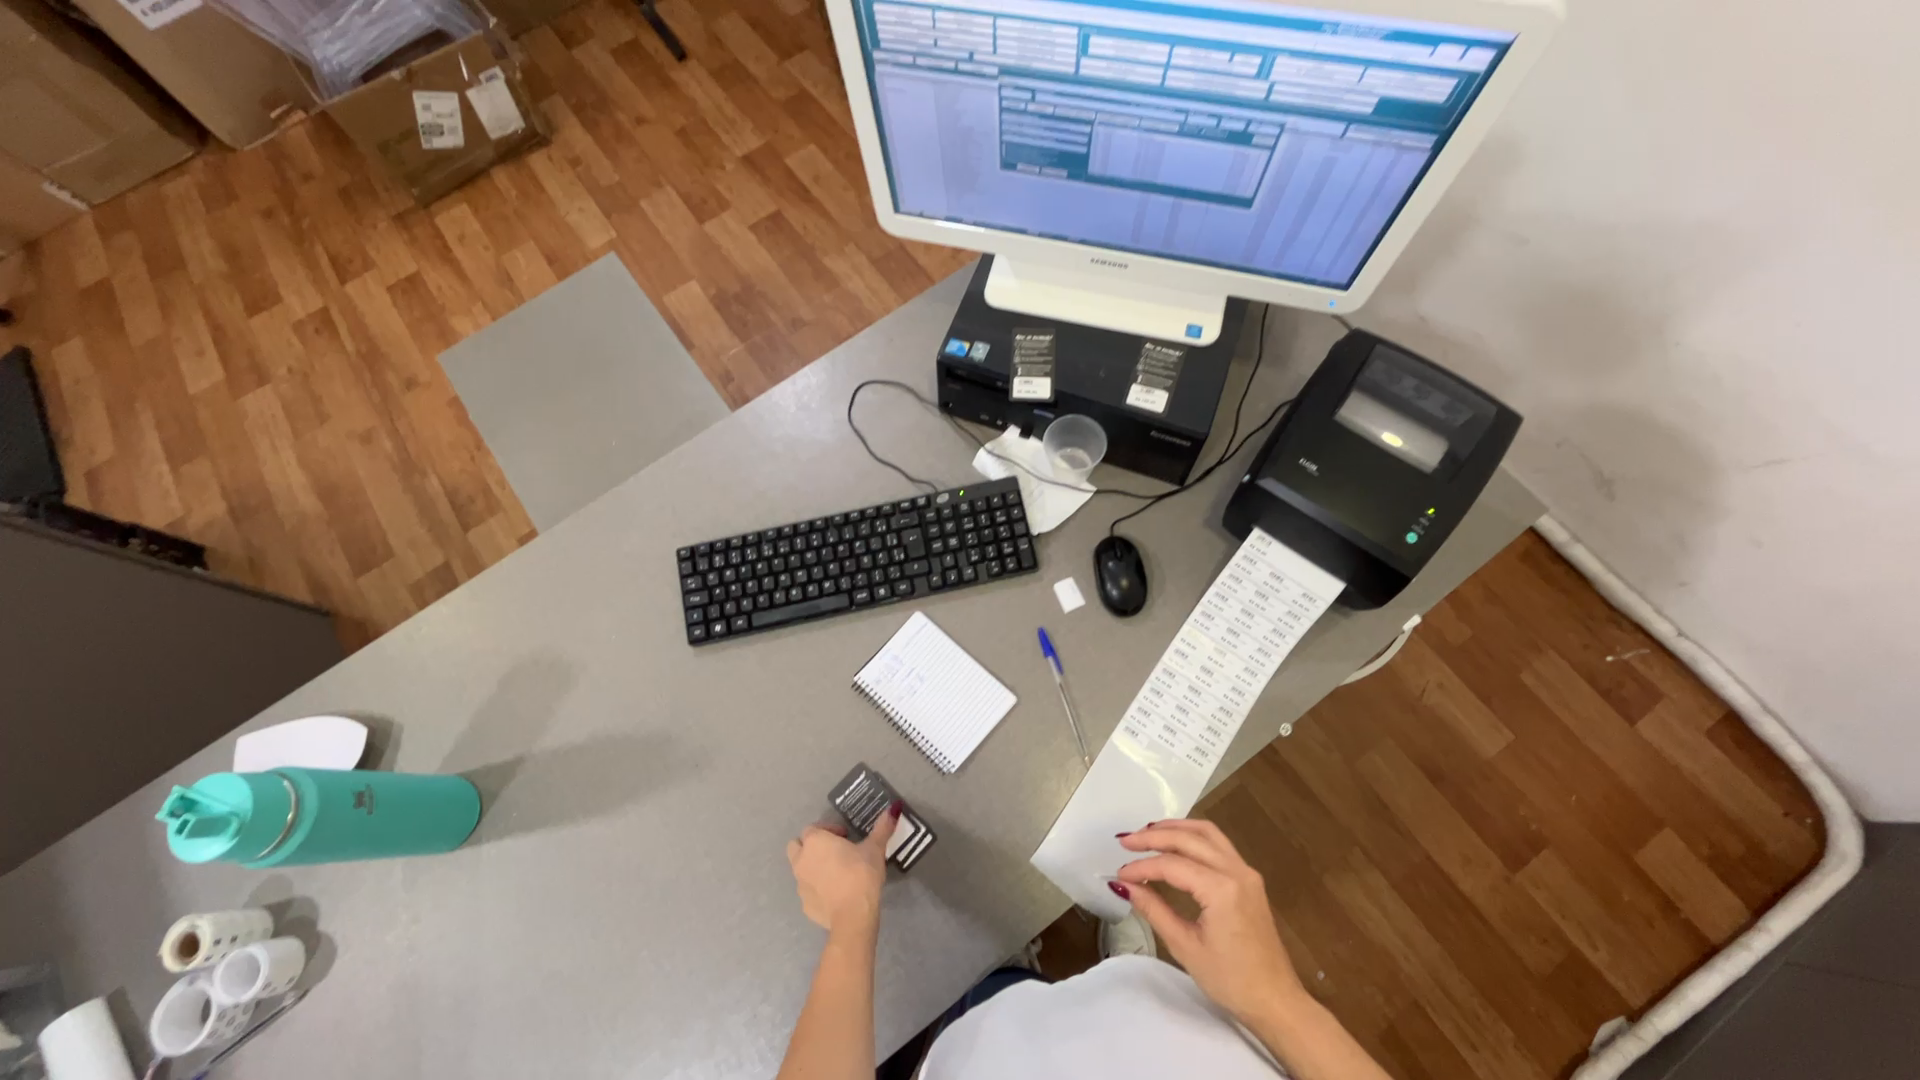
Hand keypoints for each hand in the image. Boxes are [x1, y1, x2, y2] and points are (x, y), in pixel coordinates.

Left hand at [785, 803, 900, 932]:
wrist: (853, 915)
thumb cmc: (861, 874)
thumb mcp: (875, 848)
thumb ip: (882, 827)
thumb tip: (894, 808)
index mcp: (815, 842)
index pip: (812, 828)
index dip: (828, 829)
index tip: (845, 837)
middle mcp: (801, 860)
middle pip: (796, 846)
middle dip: (811, 846)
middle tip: (833, 851)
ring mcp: (800, 884)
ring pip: (800, 869)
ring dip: (813, 867)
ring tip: (836, 873)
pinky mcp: (804, 905)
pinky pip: (808, 891)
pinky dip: (817, 889)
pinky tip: (835, 894)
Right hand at [1113, 818, 1303, 1022]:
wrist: (1275, 1000)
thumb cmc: (1230, 980)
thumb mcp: (1185, 947)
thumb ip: (1154, 909)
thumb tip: (1124, 886)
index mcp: (1221, 890)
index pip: (1172, 865)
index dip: (1142, 867)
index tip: (1119, 875)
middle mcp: (1236, 871)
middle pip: (1189, 838)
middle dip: (1153, 836)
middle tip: (1125, 842)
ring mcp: (1247, 872)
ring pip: (1207, 833)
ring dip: (1176, 829)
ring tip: (1147, 834)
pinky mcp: (1249, 879)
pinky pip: (1219, 844)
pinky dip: (1193, 836)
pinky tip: (1176, 843)